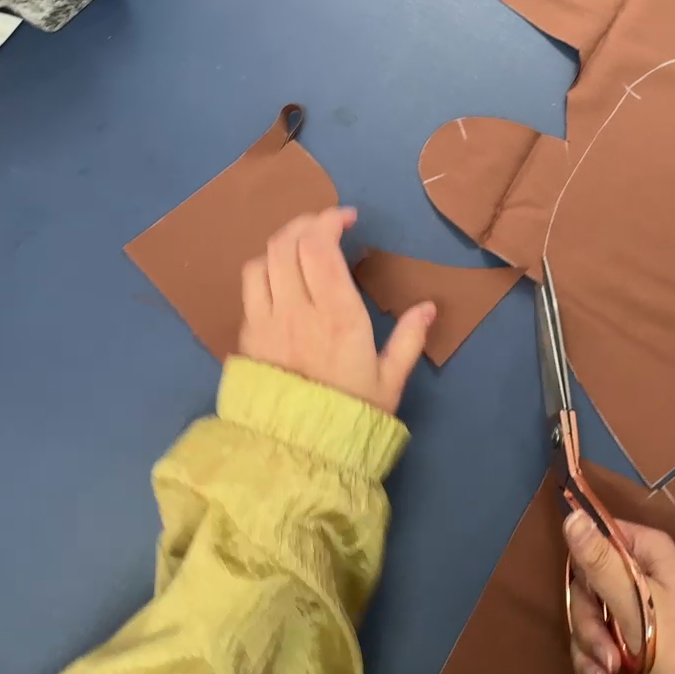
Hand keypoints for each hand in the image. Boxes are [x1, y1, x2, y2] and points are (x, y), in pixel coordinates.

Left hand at [238, 207, 435, 414]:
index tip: (348, 218)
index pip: (320, 247)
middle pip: (288, 243)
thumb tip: (427, 307)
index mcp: (338, 316)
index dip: (330, 220)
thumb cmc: (350, 415)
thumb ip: (409, 339)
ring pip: (264, 259)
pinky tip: (281, 277)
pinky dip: (265, 268)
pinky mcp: (247, 336)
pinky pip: (249, 286)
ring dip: (283, 242)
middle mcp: (297, 310)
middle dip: (307, 222)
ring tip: (302, 245)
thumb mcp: (390, 381)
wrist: (297, 455)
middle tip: (326, 225)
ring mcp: (266, 322)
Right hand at [564, 512, 674, 673]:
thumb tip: (571, 515)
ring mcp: (632, 606)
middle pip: (587, 584)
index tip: (589, 598)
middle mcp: (636, 571)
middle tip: (607, 654)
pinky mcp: (627, 638)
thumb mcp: (637, 603)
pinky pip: (595, 641)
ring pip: (588, 616)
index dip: (584, 568)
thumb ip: (601, 562)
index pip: (594, 539)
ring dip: (591, 648)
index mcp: (644, 549)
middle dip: (589, 624)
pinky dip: (595, 661)